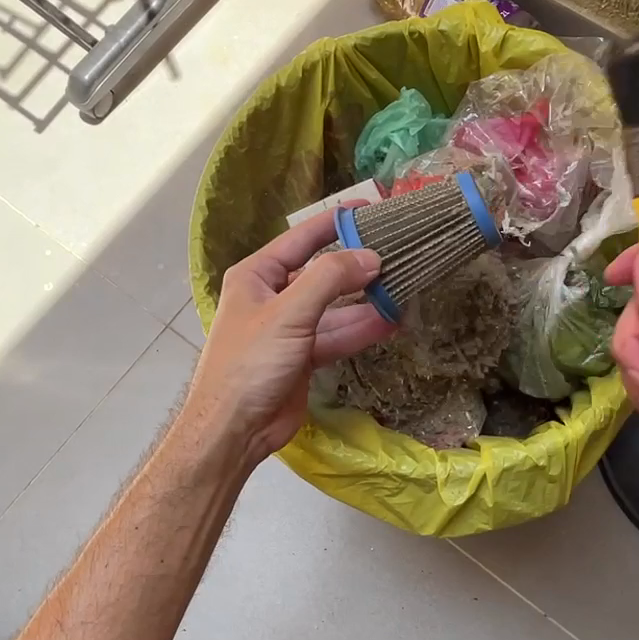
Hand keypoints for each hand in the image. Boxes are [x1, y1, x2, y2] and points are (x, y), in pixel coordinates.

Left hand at [179, 210, 395, 463]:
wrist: (232, 430)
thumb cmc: (250, 363)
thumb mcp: (288, 314)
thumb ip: (329, 280)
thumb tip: (371, 257)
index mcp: (258, 275)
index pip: (303, 238)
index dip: (337, 222)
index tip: (373, 208)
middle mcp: (274, 296)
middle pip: (324, 273)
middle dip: (359, 266)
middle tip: (401, 253)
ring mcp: (291, 328)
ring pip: (336, 307)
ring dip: (367, 301)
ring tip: (406, 288)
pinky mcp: (305, 356)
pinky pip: (338, 335)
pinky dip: (362, 329)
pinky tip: (392, 322)